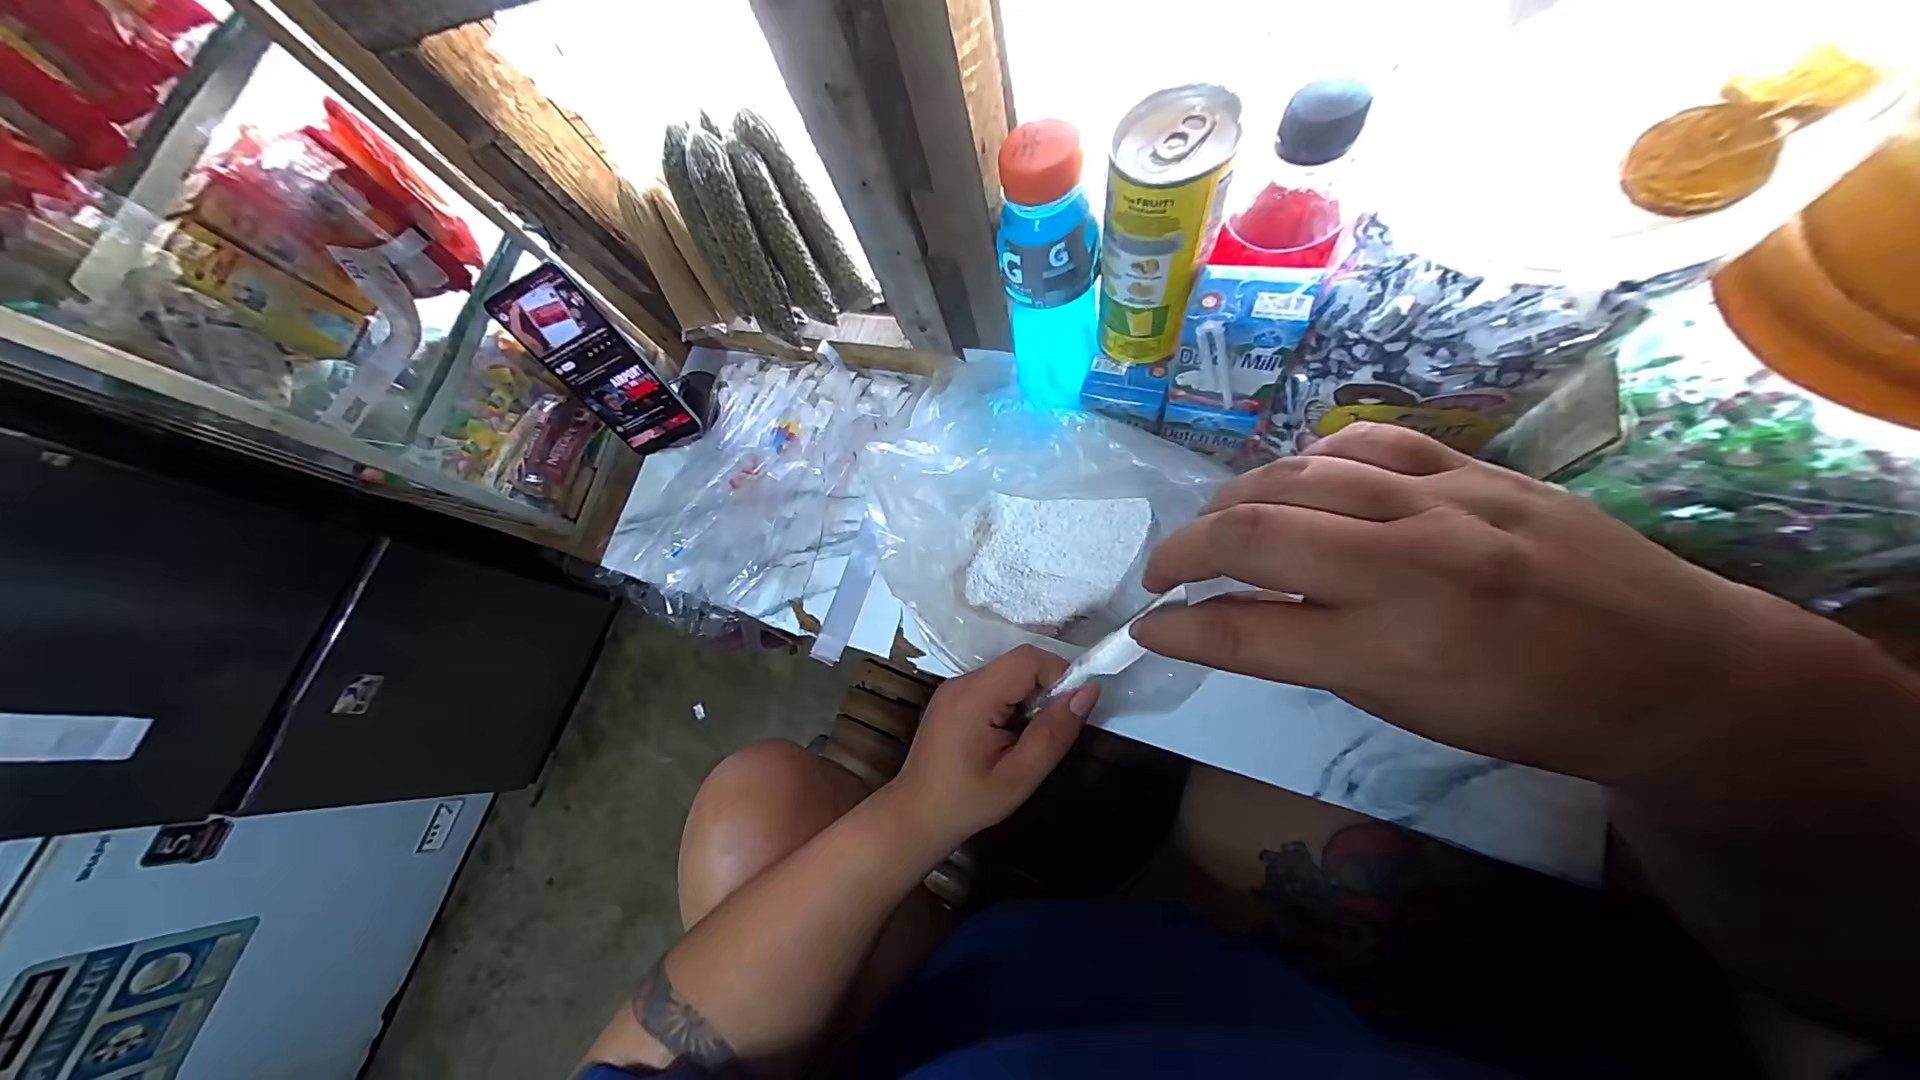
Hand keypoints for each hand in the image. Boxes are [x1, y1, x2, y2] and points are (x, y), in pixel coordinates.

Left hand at [886, 645, 1098, 851]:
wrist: (916, 817)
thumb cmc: (967, 801)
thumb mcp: (1019, 775)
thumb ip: (1054, 732)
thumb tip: (1088, 692)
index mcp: (973, 695)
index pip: (1027, 658)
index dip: (1059, 675)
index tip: (1069, 712)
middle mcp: (961, 682)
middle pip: (1018, 663)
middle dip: (1046, 689)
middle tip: (1048, 732)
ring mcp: (955, 687)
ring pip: (1009, 673)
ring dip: (1030, 698)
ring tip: (1025, 739)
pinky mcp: (954, 697)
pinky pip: (995, 684)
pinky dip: (1013, 702)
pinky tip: (1008, 737)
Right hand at [1132, 422, 1840, 786]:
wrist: (1676, 672)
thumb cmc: (1522, 711)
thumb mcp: (1398, 705)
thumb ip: (1300, 651)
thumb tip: (1219, 616)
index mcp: (1391, 650)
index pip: (1243, 629)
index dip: (1178, 627)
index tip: (1145, 625)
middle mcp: (1408, 567)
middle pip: (1252, 533)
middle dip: (1183, 550)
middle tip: (1165, 570)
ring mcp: (1443, 504)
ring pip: (1294, 475)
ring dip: (1232, 500)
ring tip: (1215, 524)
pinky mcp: (1472, 469)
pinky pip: (1361, 444)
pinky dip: (1306, 461)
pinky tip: (1291, 480)